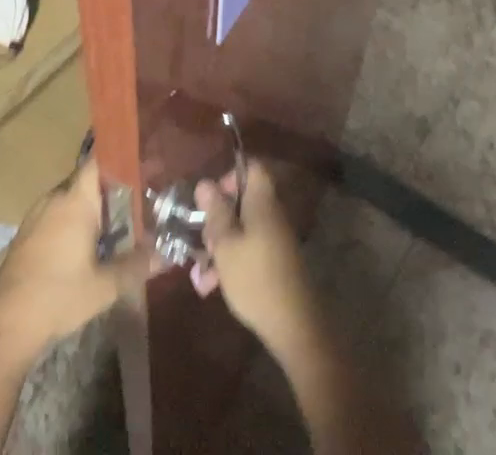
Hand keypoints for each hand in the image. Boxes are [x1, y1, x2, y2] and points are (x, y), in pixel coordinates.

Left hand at [0, 159, 147, 356]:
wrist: (7, 322)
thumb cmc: (59, 296)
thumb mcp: (106, 286)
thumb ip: (137, 265)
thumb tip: (167, 255)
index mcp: (74, 203)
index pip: (98, 164)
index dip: (121, 160)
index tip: (144, 163)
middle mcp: (54, 200)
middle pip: (87, 184)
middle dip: (113, 191)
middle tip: (143, 201)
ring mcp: (36, 216)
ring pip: (72, 201)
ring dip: (93, 210)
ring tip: (122, 224)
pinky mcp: (27, 234)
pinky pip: (57, 216)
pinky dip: (76, 223)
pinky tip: (91, 245)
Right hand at [190, 160, 315, 349]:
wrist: (294, 326)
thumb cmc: (254, 279)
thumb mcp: (225, 245)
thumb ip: (215, 212)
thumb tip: (205, 183)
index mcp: (262, 204)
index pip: (252, 169)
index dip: (229, 176)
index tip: (209, 197)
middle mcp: (271, 216)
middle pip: (242, 202)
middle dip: (216, 219)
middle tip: (201, 240)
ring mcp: (275, 240)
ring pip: (241, 230)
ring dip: (218, 246)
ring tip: (201, 274)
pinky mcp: (274, 262)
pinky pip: (248, 250)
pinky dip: (230, 262)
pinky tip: (213, 285)